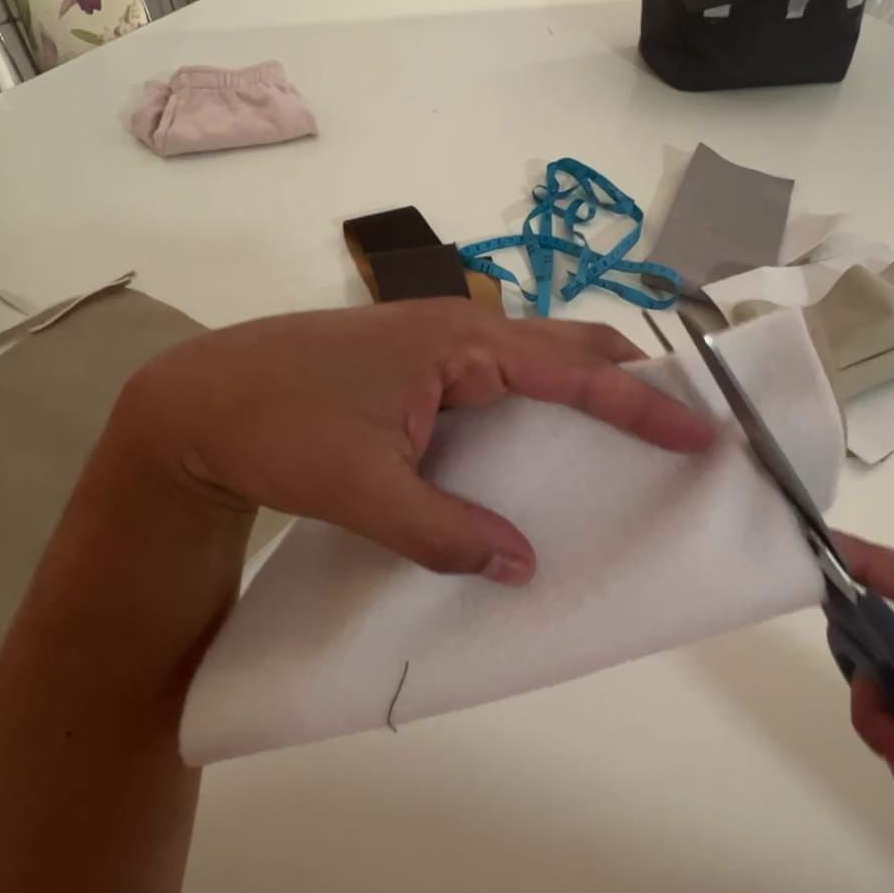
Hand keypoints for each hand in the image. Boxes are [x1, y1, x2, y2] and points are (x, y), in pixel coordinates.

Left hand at [114, 299, 714, 583]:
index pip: (574, 369)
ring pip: (534, 354)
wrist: (195, 399)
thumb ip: (444, 531)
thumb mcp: (362, 490)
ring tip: (627, 429)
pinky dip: (539, 397)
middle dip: (626, 376)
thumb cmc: (275, 430)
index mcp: (459, 343)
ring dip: (583, 383)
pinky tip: (540, 435)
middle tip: (676, 417)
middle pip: (567, 343)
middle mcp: (458, 328)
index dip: (641, 402)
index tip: (698, 428)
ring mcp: (436, 339)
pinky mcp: (417, 361)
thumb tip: (522, 564)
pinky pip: (500, 372)